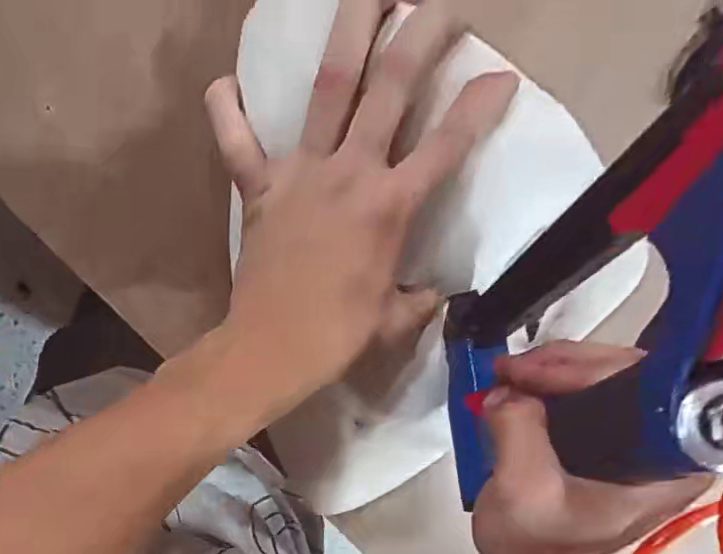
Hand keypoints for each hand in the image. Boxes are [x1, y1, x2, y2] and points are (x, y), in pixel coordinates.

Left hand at [199, 0, 516, 428]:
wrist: (270, 350)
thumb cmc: (335, 338)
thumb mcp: (390, 321)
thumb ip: (416, 300)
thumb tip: (431, 294)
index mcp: (391, 205)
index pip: (449, 142)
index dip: (480, 105)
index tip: (500, 79)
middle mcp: (350, 173)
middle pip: (392, 85)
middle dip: (422, 33)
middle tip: (438, 4)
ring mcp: (301, 175)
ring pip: (328, 86)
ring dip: (350, 30)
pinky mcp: (259, 192)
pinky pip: (238, 146)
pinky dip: (227, 115)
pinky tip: (221, 85)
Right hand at [474, 343, 709, 553]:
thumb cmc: (530, 544)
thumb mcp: (519, 490)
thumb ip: (517, 433)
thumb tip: (504, 388)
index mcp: (672, 463)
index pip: (649, 386)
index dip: (592, 369)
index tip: (535, 370)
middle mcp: (672, 447)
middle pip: (633, 375)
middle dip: (567, 366)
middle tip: (511, 368)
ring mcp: (644, 445)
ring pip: (611, 381)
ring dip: (556, 372)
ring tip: (508, 376)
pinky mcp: (617, 446)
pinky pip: (594, 400)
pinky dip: (554, 388)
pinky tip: (520, 388)